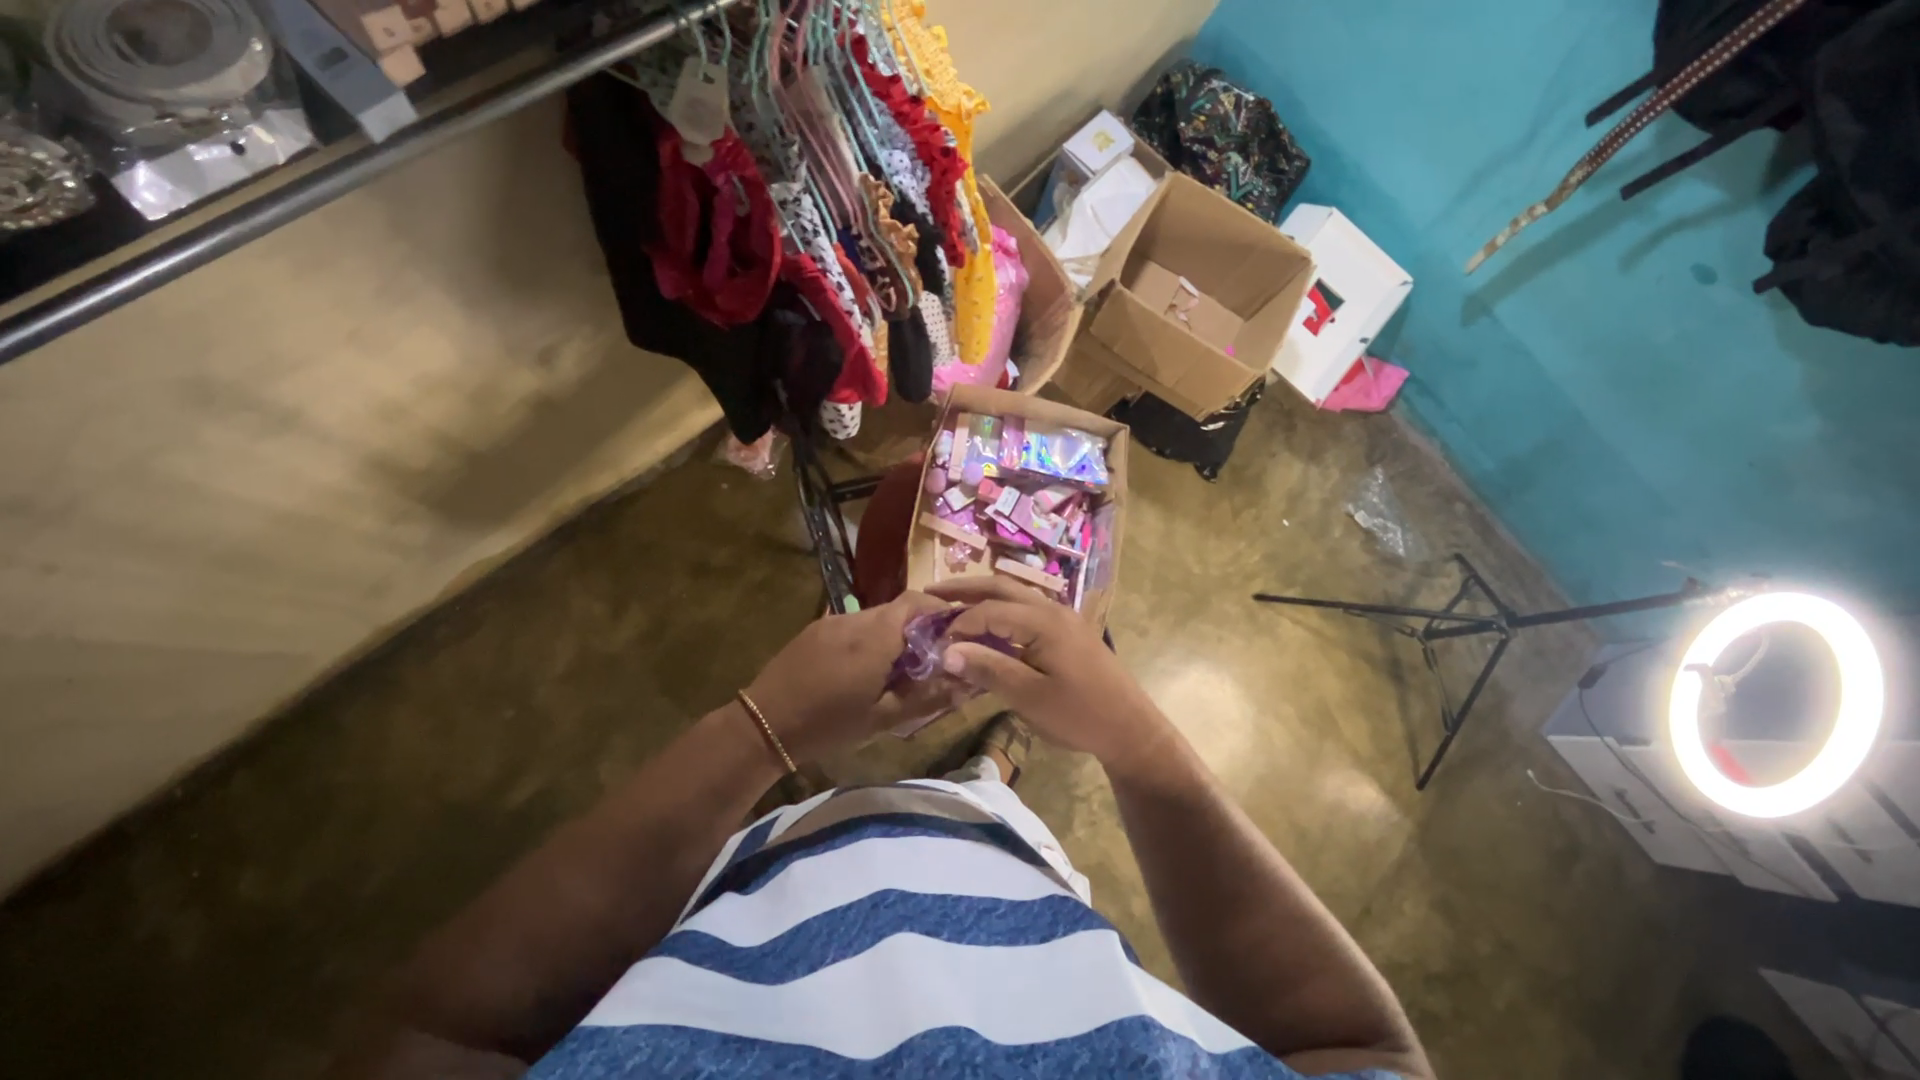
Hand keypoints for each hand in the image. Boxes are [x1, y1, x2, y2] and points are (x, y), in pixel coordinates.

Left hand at [743, 591, 954, 762]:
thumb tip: (967, 683)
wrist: (763, 725)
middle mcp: (855, 619)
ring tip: (897, 669)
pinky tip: (864, 670)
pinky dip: (869, 639)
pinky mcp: (814, 630)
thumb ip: (927, 696)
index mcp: (875, 636)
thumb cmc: (828, 725)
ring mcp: (831, 622)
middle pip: (898, 608)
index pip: (918, 602)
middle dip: (919, 628)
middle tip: (930, 660)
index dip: (941, 611)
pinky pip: (853, 626)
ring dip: (892, 635)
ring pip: (875, 617)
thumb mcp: (883, 718)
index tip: (956, 636)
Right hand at [927, 577, 1176, 776]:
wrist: (1131, 729)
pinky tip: (989, 626)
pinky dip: (1002, 611)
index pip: (989, 610)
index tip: (934, 643)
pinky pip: (1028, 610)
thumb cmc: (1081, 715)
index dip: (959, 624)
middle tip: (930, 594)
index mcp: (1044, 622)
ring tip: (953, 603)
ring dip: (984, 597)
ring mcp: (1064, 619)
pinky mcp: (1068, 633)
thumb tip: (947, 651)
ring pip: (1016, 595)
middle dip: (965, 589)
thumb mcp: (1030, 697)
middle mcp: (1053, 610)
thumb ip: (989, 669)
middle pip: (1002, 587)